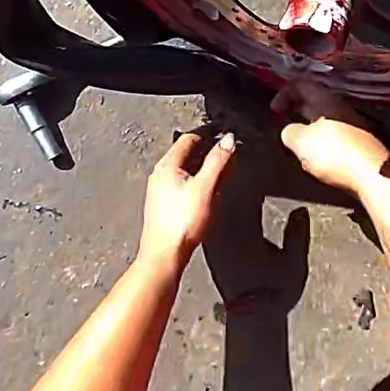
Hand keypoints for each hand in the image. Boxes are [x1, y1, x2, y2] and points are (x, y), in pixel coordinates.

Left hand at [139, 131, 236, 261]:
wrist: (164, 254)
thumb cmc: (181, 224)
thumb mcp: (206, 187)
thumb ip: (218, 161)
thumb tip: (228, 140)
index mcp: (167, 165)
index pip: (189, 138)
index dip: (208, 135)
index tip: (224, 137)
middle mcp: (160, 175)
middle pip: (186, 154)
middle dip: (207, 152)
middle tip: (226, 154)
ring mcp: (160, 190)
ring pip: (184, 170)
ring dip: (203, 169)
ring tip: (220, 173)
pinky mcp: (164, 205)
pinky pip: (182, 185)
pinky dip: (197, 183)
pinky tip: (207, 194)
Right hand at [273, 81, 389, 195]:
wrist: (373, 176)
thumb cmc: (335, 155)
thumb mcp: (300, 142)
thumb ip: (289, 132)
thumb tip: (290, 131)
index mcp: (325, 102)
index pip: (301, 84)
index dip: (283, 93)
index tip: (274, 111)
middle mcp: (341, 109)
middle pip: (314, 100)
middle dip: (295, 109)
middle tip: (282, 121)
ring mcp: (353, 126)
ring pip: (324, 118)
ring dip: (307, 125)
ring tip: (298, 143)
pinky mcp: (359, 144)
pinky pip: (335, 134)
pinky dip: (321, 140)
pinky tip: (318, 157)